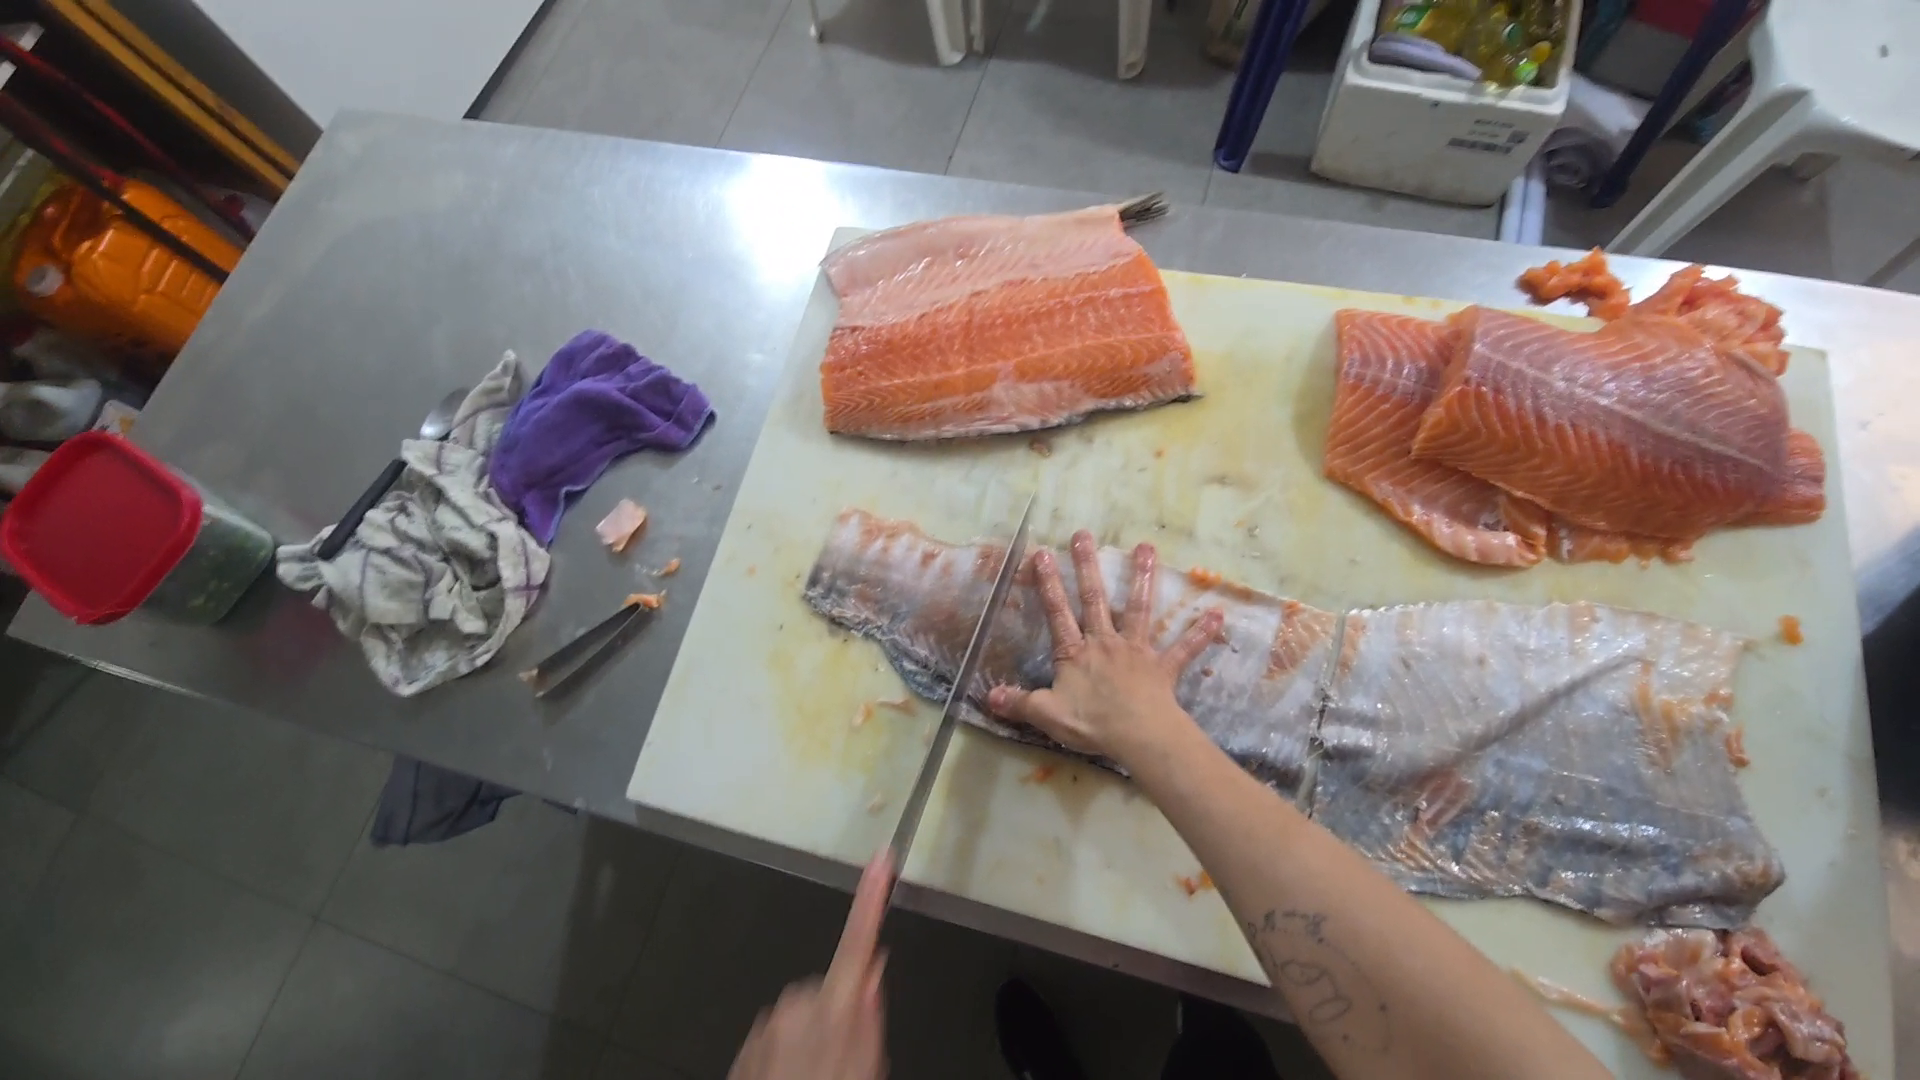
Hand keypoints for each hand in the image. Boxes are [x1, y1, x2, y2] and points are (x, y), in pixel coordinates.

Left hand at [727, 850, 891, 1079]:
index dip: (871, 898)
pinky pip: (777, 1040)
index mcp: (832, 1008)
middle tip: (846, 1067)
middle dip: (838, 1019)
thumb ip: (870, 1017)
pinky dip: (787, 1058)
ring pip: (802, 1019)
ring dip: (811, 1043)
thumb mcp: (867, 1072)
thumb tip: (872, 968)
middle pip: (829, 992)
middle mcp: (794, 1004)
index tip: (881, 856)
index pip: (858, 941)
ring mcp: (766, 1026)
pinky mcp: (745, 1051)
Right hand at [987, 531, 1222, 764]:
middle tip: (1084, 534)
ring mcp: (1136, 651)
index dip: (1048, 584)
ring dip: (1142, 578)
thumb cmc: (1091, 723)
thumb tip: (988, 697)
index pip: (1057, 612)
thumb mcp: (1047, 714)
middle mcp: (1104, 642)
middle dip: (1087, 565)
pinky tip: (1217, 614)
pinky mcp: (1163, 667)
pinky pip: (1183, 649)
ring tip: (1147, 547)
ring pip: (1138, 609)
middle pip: (1094, 599)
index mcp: (1074, 653)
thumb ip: (1019, 703)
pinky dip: (1200, 633)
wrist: (1138, 736)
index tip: (1043, 553)